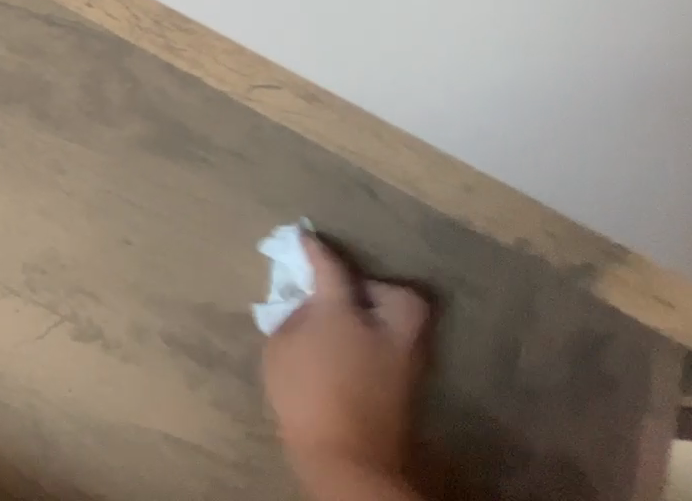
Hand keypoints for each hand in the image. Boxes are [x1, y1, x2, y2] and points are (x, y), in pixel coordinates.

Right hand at [263, 234, 430, 491]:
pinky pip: (400, 344)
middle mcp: (385, 330)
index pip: (331, 267)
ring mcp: (405, 358)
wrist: (347, 454)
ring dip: (382, 312)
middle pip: (399, 294)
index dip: (315, 249)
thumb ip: (296, 315)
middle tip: (346, 291)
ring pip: (406, 320)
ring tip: (351, 319)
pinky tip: (356, 346)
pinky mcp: (410, 383)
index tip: (303, 236)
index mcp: (345, 314)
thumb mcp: (282, 345)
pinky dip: (381, 336)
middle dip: (376, 286)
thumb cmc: (303, 393)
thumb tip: (310, 301)